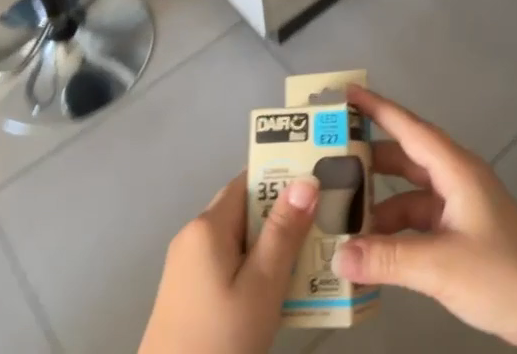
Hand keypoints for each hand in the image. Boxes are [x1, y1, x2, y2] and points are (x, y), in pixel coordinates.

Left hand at [139, 171, 318, 353]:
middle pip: (245, 210)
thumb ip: (283, 231)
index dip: (284, 178)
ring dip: (274, 244)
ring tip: (315, 256)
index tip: (322, 184)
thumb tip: (306, 179)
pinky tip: (282, 289)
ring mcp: (188, 266)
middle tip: (327, 224)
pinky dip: (257, 267)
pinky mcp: (190, 293)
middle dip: (285, 215)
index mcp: (207, 226)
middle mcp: (193, 236)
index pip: (249, 181)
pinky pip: (230, 263)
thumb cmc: (221, 337)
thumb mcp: (262, 285)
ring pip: (240, 239)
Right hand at [335, 86, 516, 353]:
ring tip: (341, 220)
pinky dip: (396, 233)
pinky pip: (420, 223)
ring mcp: (463, 209)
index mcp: (456, 170)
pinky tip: (372, 253)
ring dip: (379, 207)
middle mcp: (458, 181)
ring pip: (410, 196)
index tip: (346, 93)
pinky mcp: (465, 236)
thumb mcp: (438, 265)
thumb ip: (385, 258)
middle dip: (369, 163)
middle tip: (327, 164)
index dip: (377, 109)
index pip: (410, 128)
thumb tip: (338, 255)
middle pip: (406, 160)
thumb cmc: (502, 274)